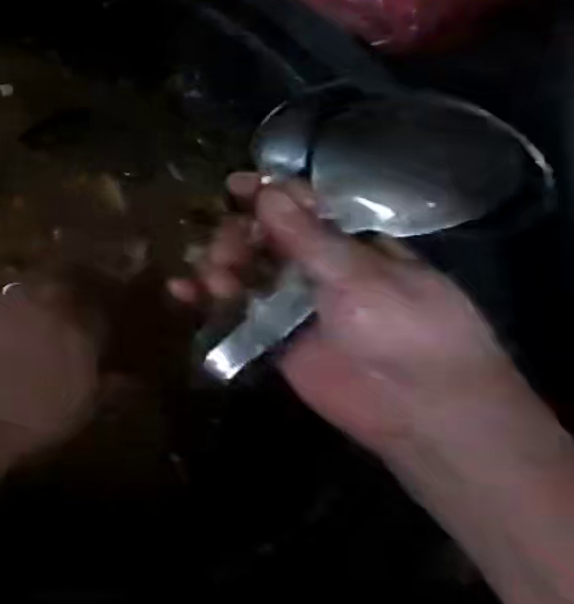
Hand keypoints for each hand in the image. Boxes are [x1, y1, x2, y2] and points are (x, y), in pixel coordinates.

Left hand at [0, 284, 100, 459]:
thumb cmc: (37, 415)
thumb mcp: (84, 406)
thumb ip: (108, 384)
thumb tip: (128, 377)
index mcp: (79, 328)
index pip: (100, 312)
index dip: (101, 321)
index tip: (102, 330)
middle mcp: (44, 306)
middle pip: (64, 288)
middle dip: (71, 298)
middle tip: (73, 316)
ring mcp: (8, 302)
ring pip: (31, 288)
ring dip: (39, 298)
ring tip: (40, 317)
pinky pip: (3, 299)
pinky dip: (11, 308)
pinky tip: (9, 324)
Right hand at [174, 174, 529, 455]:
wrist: (423, 416)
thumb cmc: (410, 336)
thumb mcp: (365, 280)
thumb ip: (309, 236)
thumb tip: (267, 190)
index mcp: (355, 251)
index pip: (305, 211)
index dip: (270, 196)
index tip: (233, 186)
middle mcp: (318, 271)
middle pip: (259, 237)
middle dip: (234, 236)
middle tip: (227, 250)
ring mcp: (290, 303)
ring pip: (237, 268)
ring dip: (216, 265)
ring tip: (216, 280)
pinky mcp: (266, 332)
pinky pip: (224, 306)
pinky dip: (199, 295)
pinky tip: (180, 290)